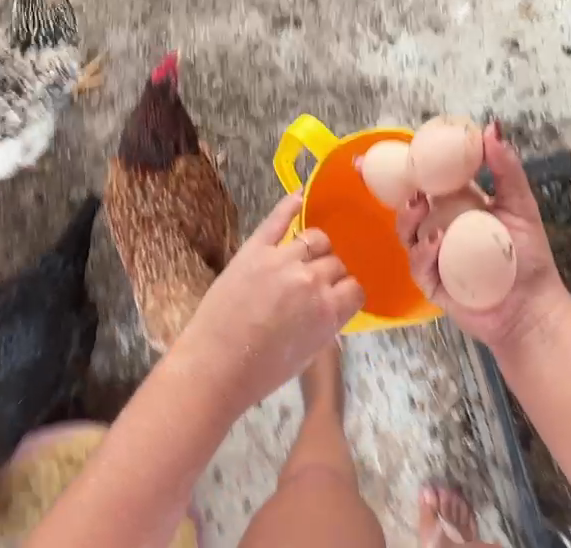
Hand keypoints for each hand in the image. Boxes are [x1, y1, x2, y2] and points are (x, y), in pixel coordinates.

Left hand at [169, 193, 364, 415]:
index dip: (348, 291)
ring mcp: (282, 260)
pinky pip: (278, 219)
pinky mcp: (255, 249)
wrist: (215, 366)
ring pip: (315, 237)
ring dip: (316, 246)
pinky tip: (298, 197)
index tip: (339, 295)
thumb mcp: (308, 353)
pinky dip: (290, 206)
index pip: (355, 288)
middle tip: (315, 283)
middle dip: (331, 272)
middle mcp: (311, 280)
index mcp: (328, 311)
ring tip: (307, 254)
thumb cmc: (262, 372)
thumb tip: (330, 304)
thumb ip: (326, 322)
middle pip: (336, 262)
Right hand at [397, 122, 570, 352]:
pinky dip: (424, 251)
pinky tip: (436, 241)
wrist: (533, 308)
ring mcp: (432, 253)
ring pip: (406, 230)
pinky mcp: (431, 282)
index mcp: (458, 202)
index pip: (428, 177)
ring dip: (407, 216)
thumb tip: (492, 127)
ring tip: (419, 205)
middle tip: (375, 170)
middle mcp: (440, 224)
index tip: (386, 146)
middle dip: (385, 186)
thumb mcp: (520, 204)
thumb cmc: (528, 256)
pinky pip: (418, 264)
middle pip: (406, 200)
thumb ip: (505, 167)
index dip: (407, 162)